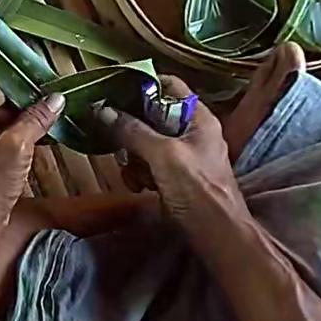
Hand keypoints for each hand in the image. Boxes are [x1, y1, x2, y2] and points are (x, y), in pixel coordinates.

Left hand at [0, 83, 65, 232]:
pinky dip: (25, 137)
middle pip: (5, 101)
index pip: (0, 86)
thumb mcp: (17, 148)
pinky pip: (7, 136)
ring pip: (8, 119)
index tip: (52, 89)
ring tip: (55, 124)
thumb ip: (37, 119)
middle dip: (31, 106)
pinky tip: (45, 140)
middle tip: (58, 107)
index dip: (26, 88)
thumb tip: (56, 98)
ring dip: (30, 123)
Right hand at [96, 76, 242, 220]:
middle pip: (151, 115)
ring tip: (132, 173)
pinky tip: (138, 187)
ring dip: (132, 157)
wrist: (217, 235)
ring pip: (145, 141)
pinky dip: (139, 173)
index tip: (113, 91)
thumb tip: (103, 110)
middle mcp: (191, 131)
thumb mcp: (162, 155)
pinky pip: (148, 163)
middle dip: (130, 130)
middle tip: (117, 141)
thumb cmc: (197, 190)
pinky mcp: (175, 175)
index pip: (168, 85)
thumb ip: (133, 131)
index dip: (141, 84)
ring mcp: (183, 154)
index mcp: (197, 117)